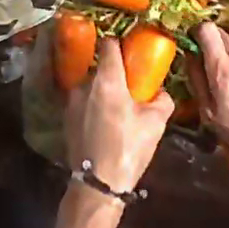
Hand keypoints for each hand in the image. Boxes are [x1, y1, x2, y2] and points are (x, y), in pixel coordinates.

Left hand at [66, 37, 174, 192]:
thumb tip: (162, 92)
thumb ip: (162, 100)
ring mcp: (71, 101)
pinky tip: (103, 122)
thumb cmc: (128, 148)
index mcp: (107, 79)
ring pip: (89, 86)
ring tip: (116, 108)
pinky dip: (92, 106)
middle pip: (99, 66)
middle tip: (129, 85)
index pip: (109, 44)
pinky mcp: (66, 117)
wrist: (97, 183)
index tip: (129, 50)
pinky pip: (82, 102)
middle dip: (113, 73)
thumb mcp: (155, 124)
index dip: (120, 43)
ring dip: (101, 91)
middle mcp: (85, 84)